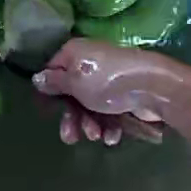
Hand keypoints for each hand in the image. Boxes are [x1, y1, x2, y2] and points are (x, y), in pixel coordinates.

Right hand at [32, 38, 190, 145]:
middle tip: (71, 137)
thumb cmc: (107, 82)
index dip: (49, 92)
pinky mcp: (125, 96)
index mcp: (76, 53)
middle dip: (72, 118)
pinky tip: (113, 136)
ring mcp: (110, 81)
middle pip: (72, 94)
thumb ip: (55, 81)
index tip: (47, 111)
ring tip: (97, 135)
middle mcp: (92, 64)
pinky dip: (109, 126)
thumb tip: (37, 77)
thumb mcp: (75, 81)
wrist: (153, 87)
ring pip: (90, 107)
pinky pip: (109, 113)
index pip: (53, 70)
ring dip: (90, 125)